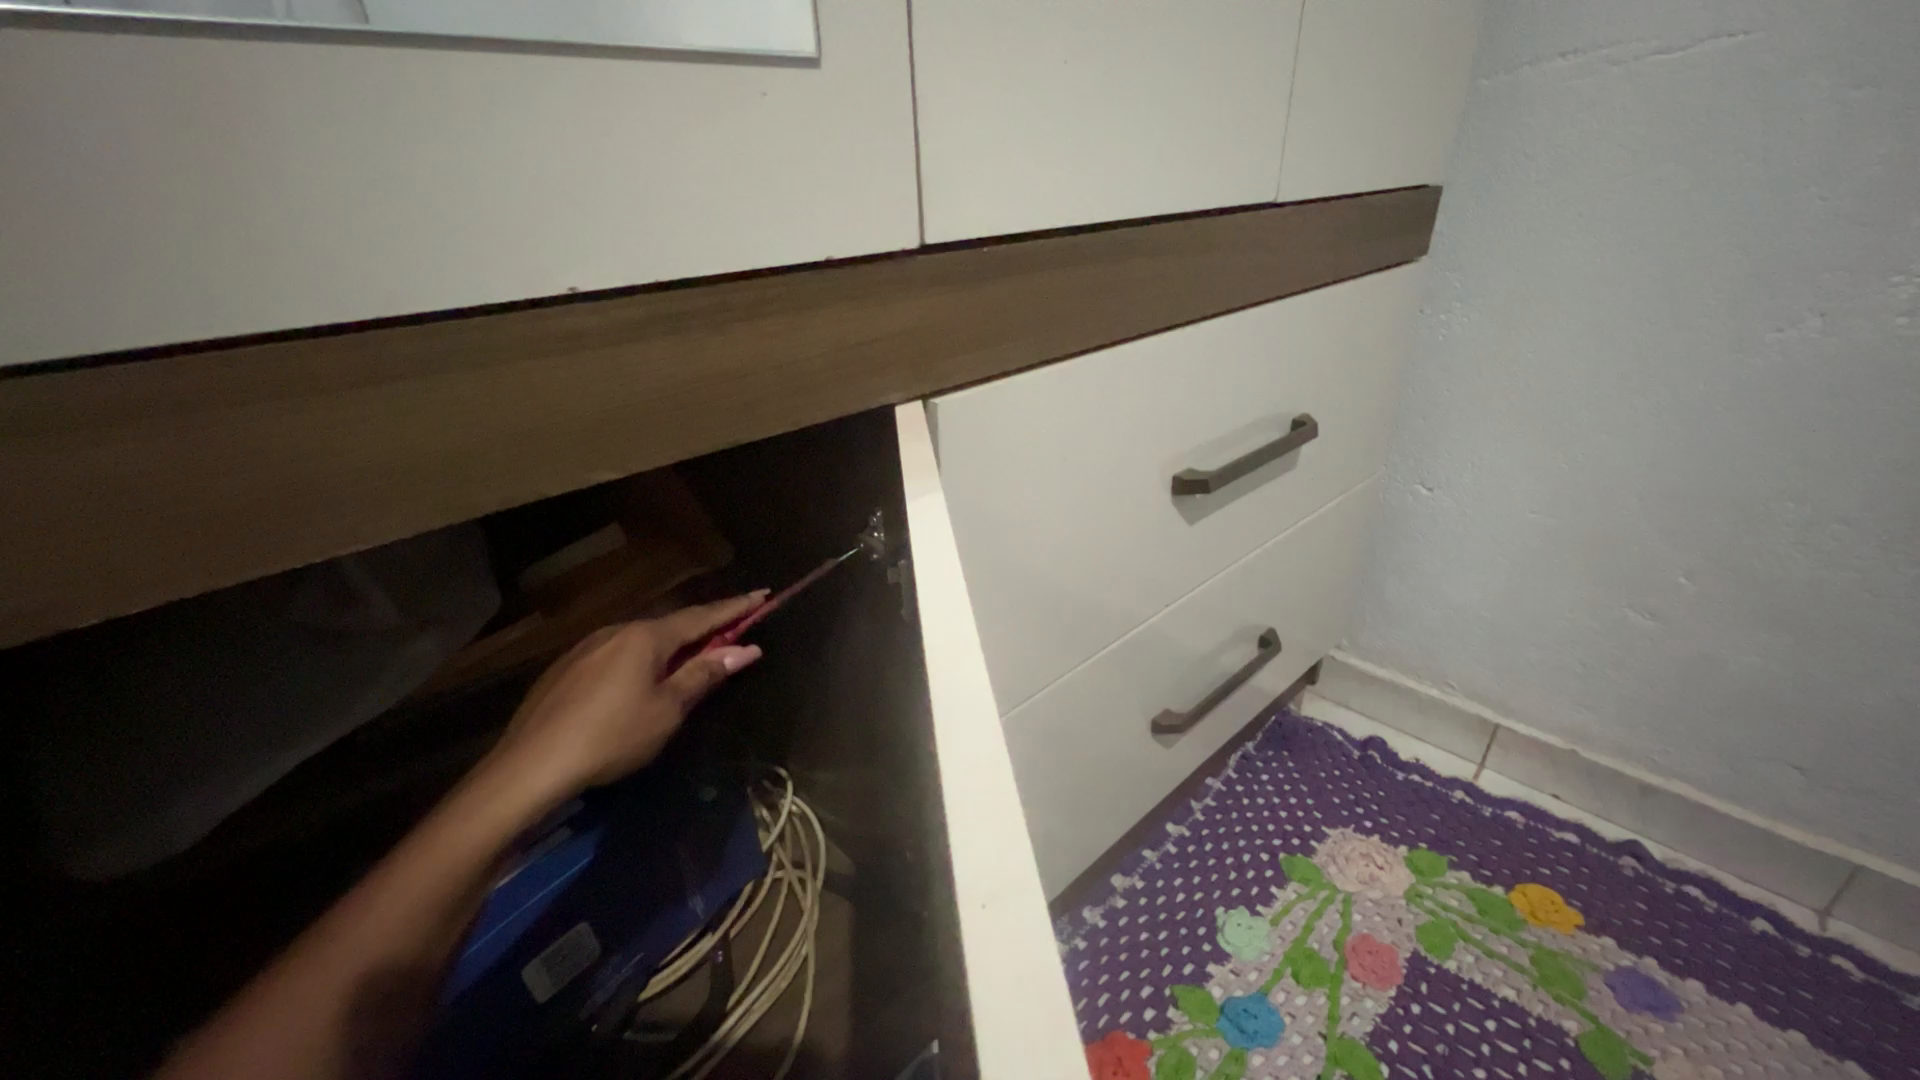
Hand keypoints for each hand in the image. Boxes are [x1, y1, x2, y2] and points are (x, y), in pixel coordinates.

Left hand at [481, 592, 768, 802]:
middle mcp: (616, 631)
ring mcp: (586, 648)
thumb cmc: (612, 736)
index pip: (702, 617)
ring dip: (670, 646)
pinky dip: (641, 660)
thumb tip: (746, 649)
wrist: (531, 764)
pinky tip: (639, 681)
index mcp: (646, 637)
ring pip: (640, 640)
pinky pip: (616, 654)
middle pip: (671, 625)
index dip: (736, 608)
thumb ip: (704, 675)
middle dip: (704, 627)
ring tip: (689, 659)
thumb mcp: (668, 710)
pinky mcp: (566, 669)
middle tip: (732, 630)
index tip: (763, 594)